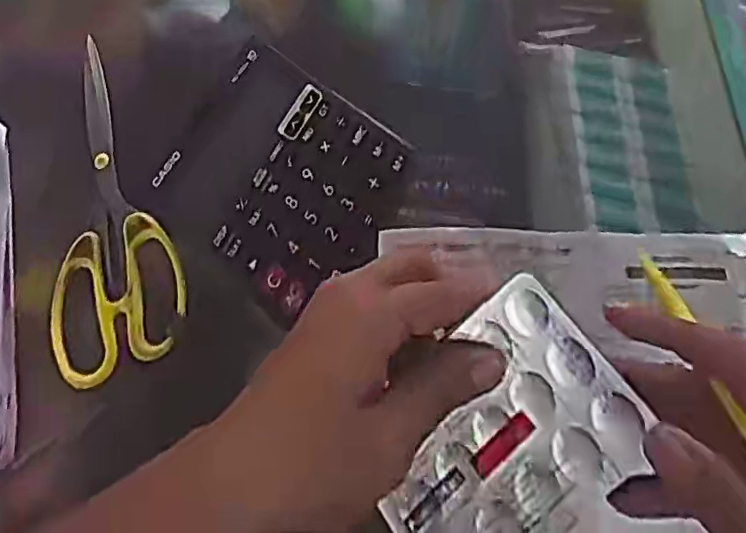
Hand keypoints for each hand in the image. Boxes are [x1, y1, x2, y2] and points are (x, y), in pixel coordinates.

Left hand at [202, 249, 506, 531]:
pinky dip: (399, 312)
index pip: (436, 291)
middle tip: (490, 301)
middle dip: (449, 276)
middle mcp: (345, 296)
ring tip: (463, 328)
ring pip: (386, 281)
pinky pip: (367, 302)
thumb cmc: (312, 462)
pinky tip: (419, 348)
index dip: (477, 292)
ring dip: (423, 293)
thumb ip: (441, 388)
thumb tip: (486, 356)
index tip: (511, 293)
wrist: (234, 479)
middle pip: (408, 266)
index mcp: (367, 312)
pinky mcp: (316, 330)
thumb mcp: (390, 436)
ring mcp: (326, 310)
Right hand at [604, 304, 745, 532]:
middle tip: (593, 392)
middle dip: (654, 394)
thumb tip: (660, 437)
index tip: (618, 317)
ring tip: (612, 451)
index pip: (745, 368)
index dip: (674, 332)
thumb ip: (732, 506)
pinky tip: (650, 496)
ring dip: (666, 442)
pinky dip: (696, 478)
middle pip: (728, 401)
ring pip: (729, 439)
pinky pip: (745, 475)